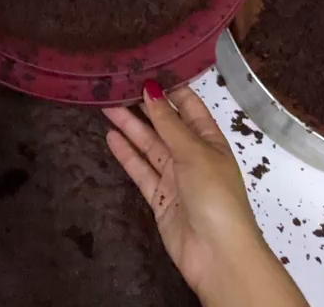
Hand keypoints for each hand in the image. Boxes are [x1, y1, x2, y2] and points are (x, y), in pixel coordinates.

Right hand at [105, 86, 304, 305]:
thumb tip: (151, 88)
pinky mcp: (160, 197)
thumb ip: (169, 122)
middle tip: (117, 84)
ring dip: (130, 125)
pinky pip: (141, 169)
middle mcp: (191, 154)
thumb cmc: (214, 195)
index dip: (168, 86)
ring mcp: (175, 176)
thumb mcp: (193, 151)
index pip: (187, 104)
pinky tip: (110, 136)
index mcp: (209, 139)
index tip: (144, 67)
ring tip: (106, 104)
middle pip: (164, 123)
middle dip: (144, 105)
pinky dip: (126, 154)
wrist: (217, 255)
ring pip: (149, 144)